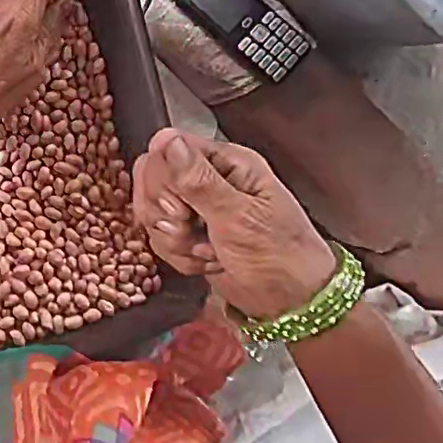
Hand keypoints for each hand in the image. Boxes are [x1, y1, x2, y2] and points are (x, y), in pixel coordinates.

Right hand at [132, 128, 337, 320]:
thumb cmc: (280, 256)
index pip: (166, 148)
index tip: (180, 210)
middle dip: (165, 214)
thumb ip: (199, 181)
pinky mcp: (186, 232)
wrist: (292, 303)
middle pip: (151, 178)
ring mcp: (194, 206)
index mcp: (226, 162)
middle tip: (191, 231)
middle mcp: (206, 177)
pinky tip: (205, 261)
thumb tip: (166, 139)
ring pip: (150, 209)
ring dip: (173, 239)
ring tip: (207, 251)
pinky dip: (177, 254)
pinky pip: (158, 235)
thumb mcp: (240, 218)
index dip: (163, 179)